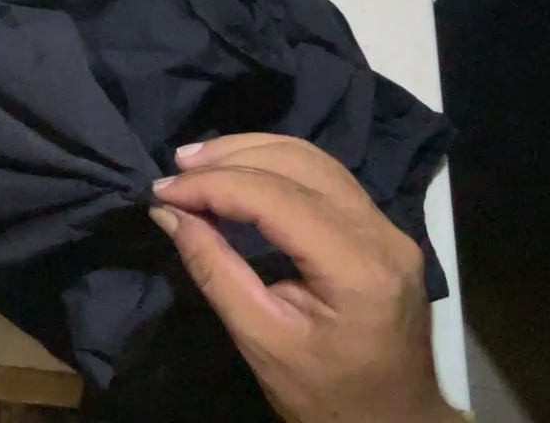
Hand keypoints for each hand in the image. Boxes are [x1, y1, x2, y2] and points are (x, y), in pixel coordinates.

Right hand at [149, 135, 458, 422]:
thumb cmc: (326, 399)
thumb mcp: (261, 341)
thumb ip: (213, 269)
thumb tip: (166, 211)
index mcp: (358, 268)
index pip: (275, 198)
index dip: (213, 185)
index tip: (163, 190)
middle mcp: (381, 233)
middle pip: (296, 163)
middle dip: (229, 158)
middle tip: (175, 168)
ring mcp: (386, 226)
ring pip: (310, 158)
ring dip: (249, 151)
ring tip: (197, 161)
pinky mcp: (379, 226)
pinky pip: (321, 173)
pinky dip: (273, 162)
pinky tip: (238, 168)